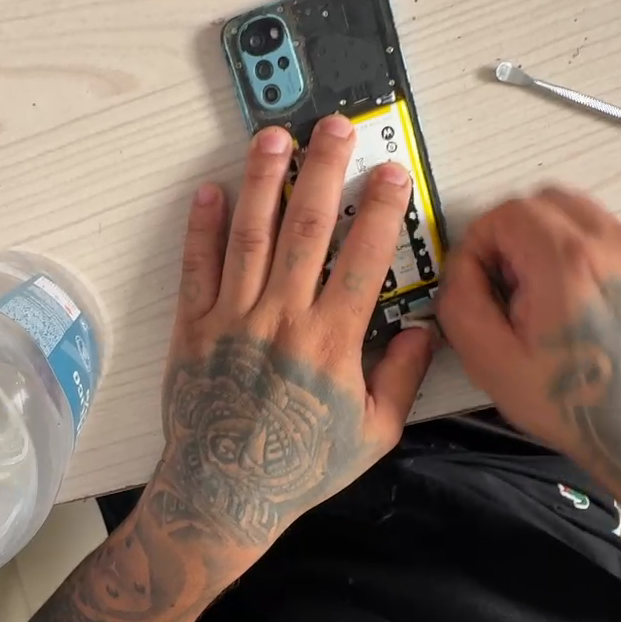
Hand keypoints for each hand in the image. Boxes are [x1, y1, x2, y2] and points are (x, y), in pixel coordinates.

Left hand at [152, 115, 436, 548]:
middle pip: (306, 229)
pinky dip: (202, 228)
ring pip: (249, 235)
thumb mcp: (371, 435)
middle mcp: (281, 318)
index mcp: (331, 342)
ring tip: (273, 138)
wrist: (224, 493)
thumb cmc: (299, 469)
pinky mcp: (192, 328)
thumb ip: (401, 379)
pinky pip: (196, 268)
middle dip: (324, 171)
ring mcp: (232, 318)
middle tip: (333, 127)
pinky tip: (210, 192)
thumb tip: (428, 330)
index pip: (364, 258)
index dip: (380, 209)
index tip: (390, 171)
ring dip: (263, 181)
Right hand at [435, 188, 620, 513]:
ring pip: (578, 215)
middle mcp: (617, 244)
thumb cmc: (574, 406)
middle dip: (511, 235)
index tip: (477, 281)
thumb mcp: (489, 361)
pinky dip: (582, 256)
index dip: (478, 242)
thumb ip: (459, 300)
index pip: (507, 212)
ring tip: (541, 298)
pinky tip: (579, 307)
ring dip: (546, 242)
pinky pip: (609, 237)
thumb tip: (461, 269)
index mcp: (569, 264)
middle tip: (504, 285)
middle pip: (544, 201)